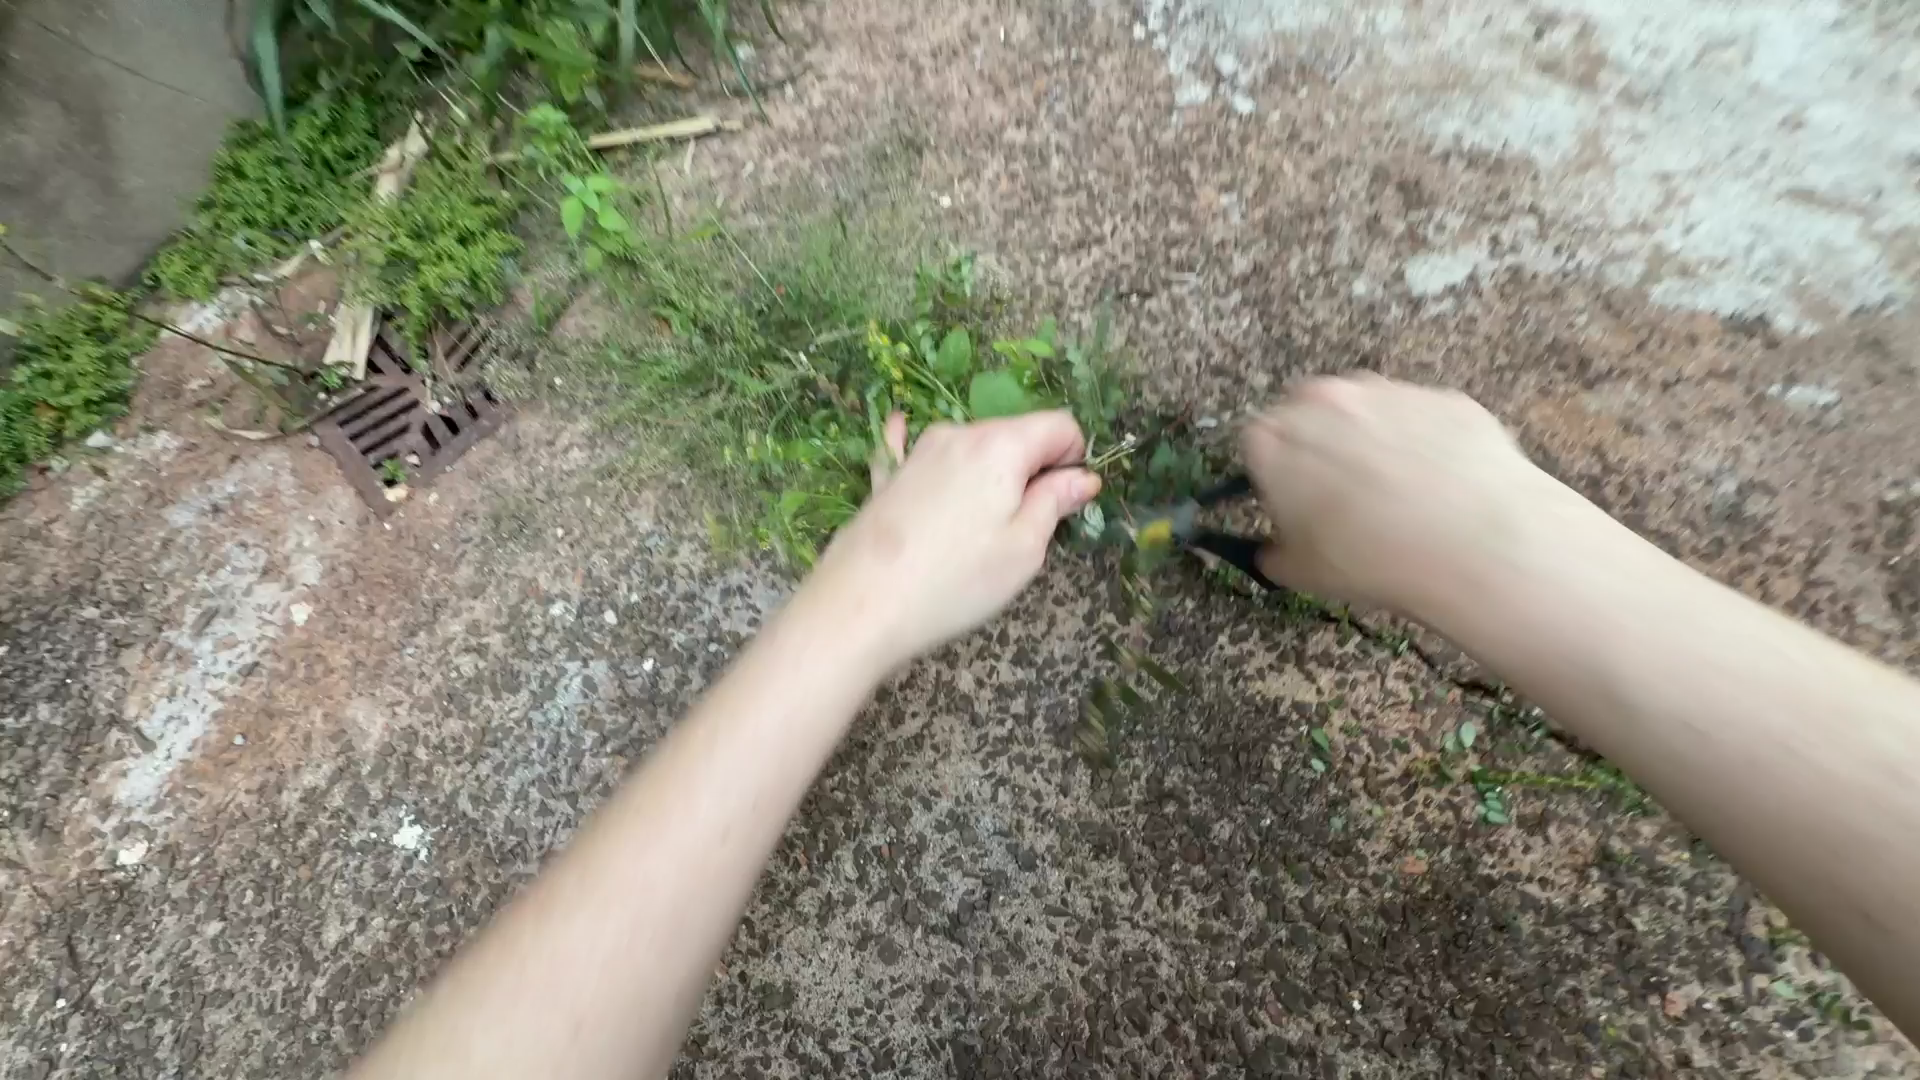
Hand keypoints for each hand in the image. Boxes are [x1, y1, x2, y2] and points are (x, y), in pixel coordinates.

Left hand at [796, 411, 1100, 671]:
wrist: (861, 605)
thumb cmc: (956, 582)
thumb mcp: (1024, 549)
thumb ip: (1055, 502)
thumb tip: (1082, 477)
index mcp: (1000, 446)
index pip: (1059, 425)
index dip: (1074, 459)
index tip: (1066, 501)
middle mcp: (958, 434)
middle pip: (1015, 435)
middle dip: (1031, 470)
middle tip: (1025, 528)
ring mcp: (917, 452)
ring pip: (973, 448)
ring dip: (990, 476)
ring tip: (977, 530)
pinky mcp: (887, 475)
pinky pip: (915, 450)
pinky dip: (932, 457)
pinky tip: (906, 436)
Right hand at [1240, 374, 1561, 614]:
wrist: (1473, 543)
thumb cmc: (1366, 557)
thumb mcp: (1297, 571)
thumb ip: (1272, 552)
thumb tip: (1274, 551)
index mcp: (1270, 438)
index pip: (1253, 444)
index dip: (1270, 474)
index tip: (1288, 500)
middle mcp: (1321, 400)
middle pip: (1304, 415)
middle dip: (1314, 447)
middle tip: (1336, 494)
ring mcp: (1386, 392)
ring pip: (1363, 411)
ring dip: (1367, 439)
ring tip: (1393, 491)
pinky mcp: (1443, 397)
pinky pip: (1420, 418)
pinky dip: (1422, 442)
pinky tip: (1437, 485)